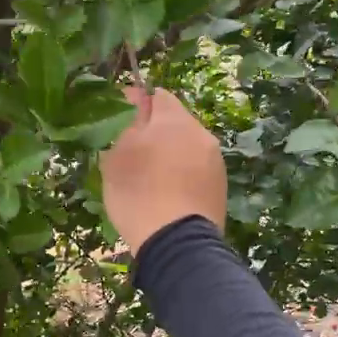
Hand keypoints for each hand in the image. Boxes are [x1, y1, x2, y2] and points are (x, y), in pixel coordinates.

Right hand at [99, 87, 226, 249]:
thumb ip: (127, 125)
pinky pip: (196, 169)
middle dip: (155, 131)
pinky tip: (167, 193)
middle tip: (132, 152)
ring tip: (150, 176)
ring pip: (187, 146)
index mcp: (174, 119)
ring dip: (170, 153)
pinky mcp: (220, 185)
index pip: (157, 95)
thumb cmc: (138, 193)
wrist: (177, 241)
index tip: (120, 120)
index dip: (137, 103)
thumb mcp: (117, 156)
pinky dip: (182, 174)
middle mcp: (200, 133)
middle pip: (175, 121)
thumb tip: (137, 106)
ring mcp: (214, 160)